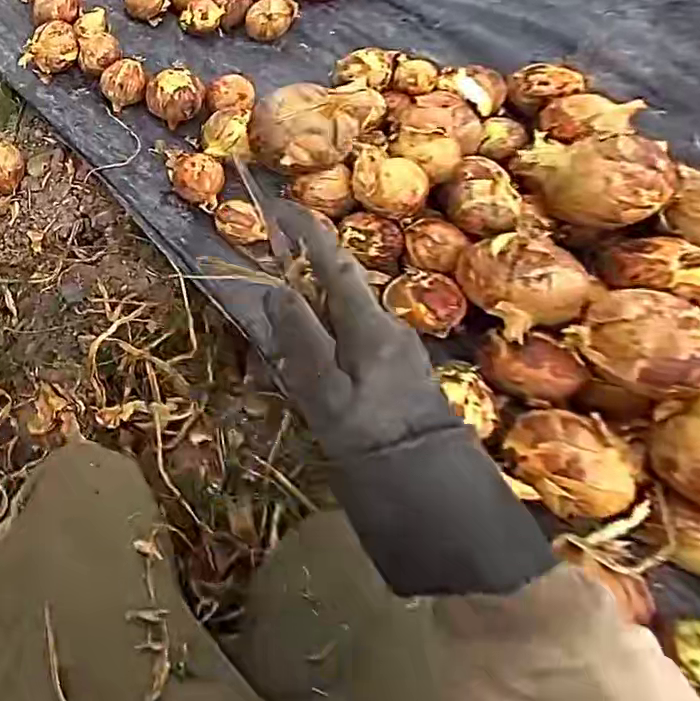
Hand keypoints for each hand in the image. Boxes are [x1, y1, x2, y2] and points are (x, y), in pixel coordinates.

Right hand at [258, 197, 458, 459]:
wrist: (436, 493)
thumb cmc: (370, 436)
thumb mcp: (322, 388)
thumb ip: (299, 335)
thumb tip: (277, 290)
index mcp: (370, 324)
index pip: (335, 262)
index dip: (307, 230)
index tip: (281, 207)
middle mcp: (387, 326)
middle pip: (335, 287)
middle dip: (299, 279)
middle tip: (263, 287)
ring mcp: (396, 347)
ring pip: (339, 317)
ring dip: (306, 323)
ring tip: (274, 361)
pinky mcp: (397, 369)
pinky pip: (349, 341)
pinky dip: (321, 346)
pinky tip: (304, 378)